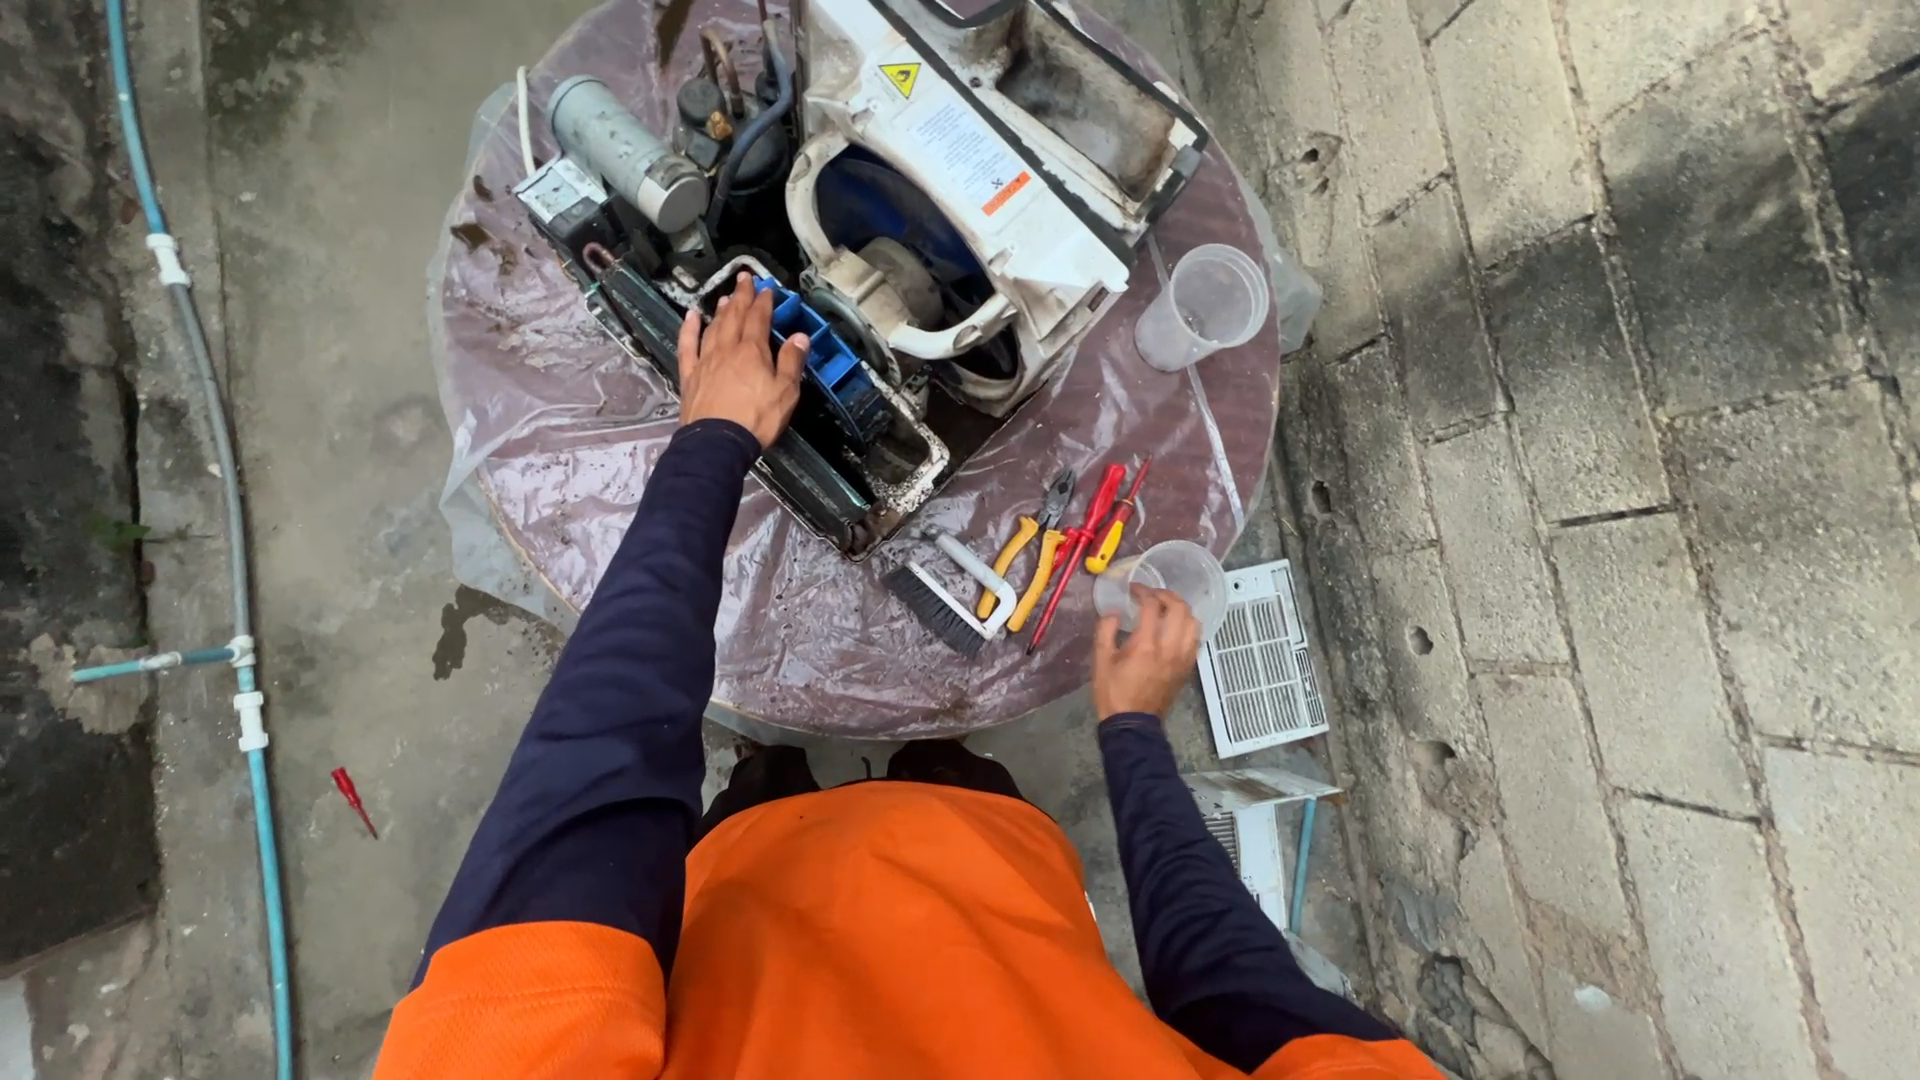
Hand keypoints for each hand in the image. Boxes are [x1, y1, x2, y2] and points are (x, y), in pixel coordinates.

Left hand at [677, 272, 807, 448]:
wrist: (718, 442)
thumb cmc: (757, 419)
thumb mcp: (785, 392)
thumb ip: (791, 362)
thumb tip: (800, 336)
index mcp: (752, 351)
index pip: (758, 319)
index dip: (763, 302)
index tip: (767, 289)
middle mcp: (727, 349)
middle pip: (734, 317)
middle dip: (740, 296)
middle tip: (743, 279)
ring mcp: (705, 361)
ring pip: (713, 328)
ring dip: (720, 311)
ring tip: (725, 298)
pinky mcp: (690, 376)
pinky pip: (688, 345)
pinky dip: (689, 329)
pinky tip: (691, 317)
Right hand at [1092, 586, 1201, 719]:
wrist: (1133, 723)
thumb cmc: (1113, 692)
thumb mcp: (1101, 660)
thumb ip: (1106, 630)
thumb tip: (1115, 612)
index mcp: (1146, 644)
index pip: (1152, 606)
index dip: (1143, 591)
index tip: (1134, 589)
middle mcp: (1169, 648)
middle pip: (1180, 609)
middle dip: (1166, 595)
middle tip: (1152, 595)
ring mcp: (1182, 658)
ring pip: (1193, 622)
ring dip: (1181, 610)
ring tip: (1166, 609)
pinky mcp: (1187, 667)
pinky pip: (1195, 639)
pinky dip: (1187, 627)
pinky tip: (1175, 628)